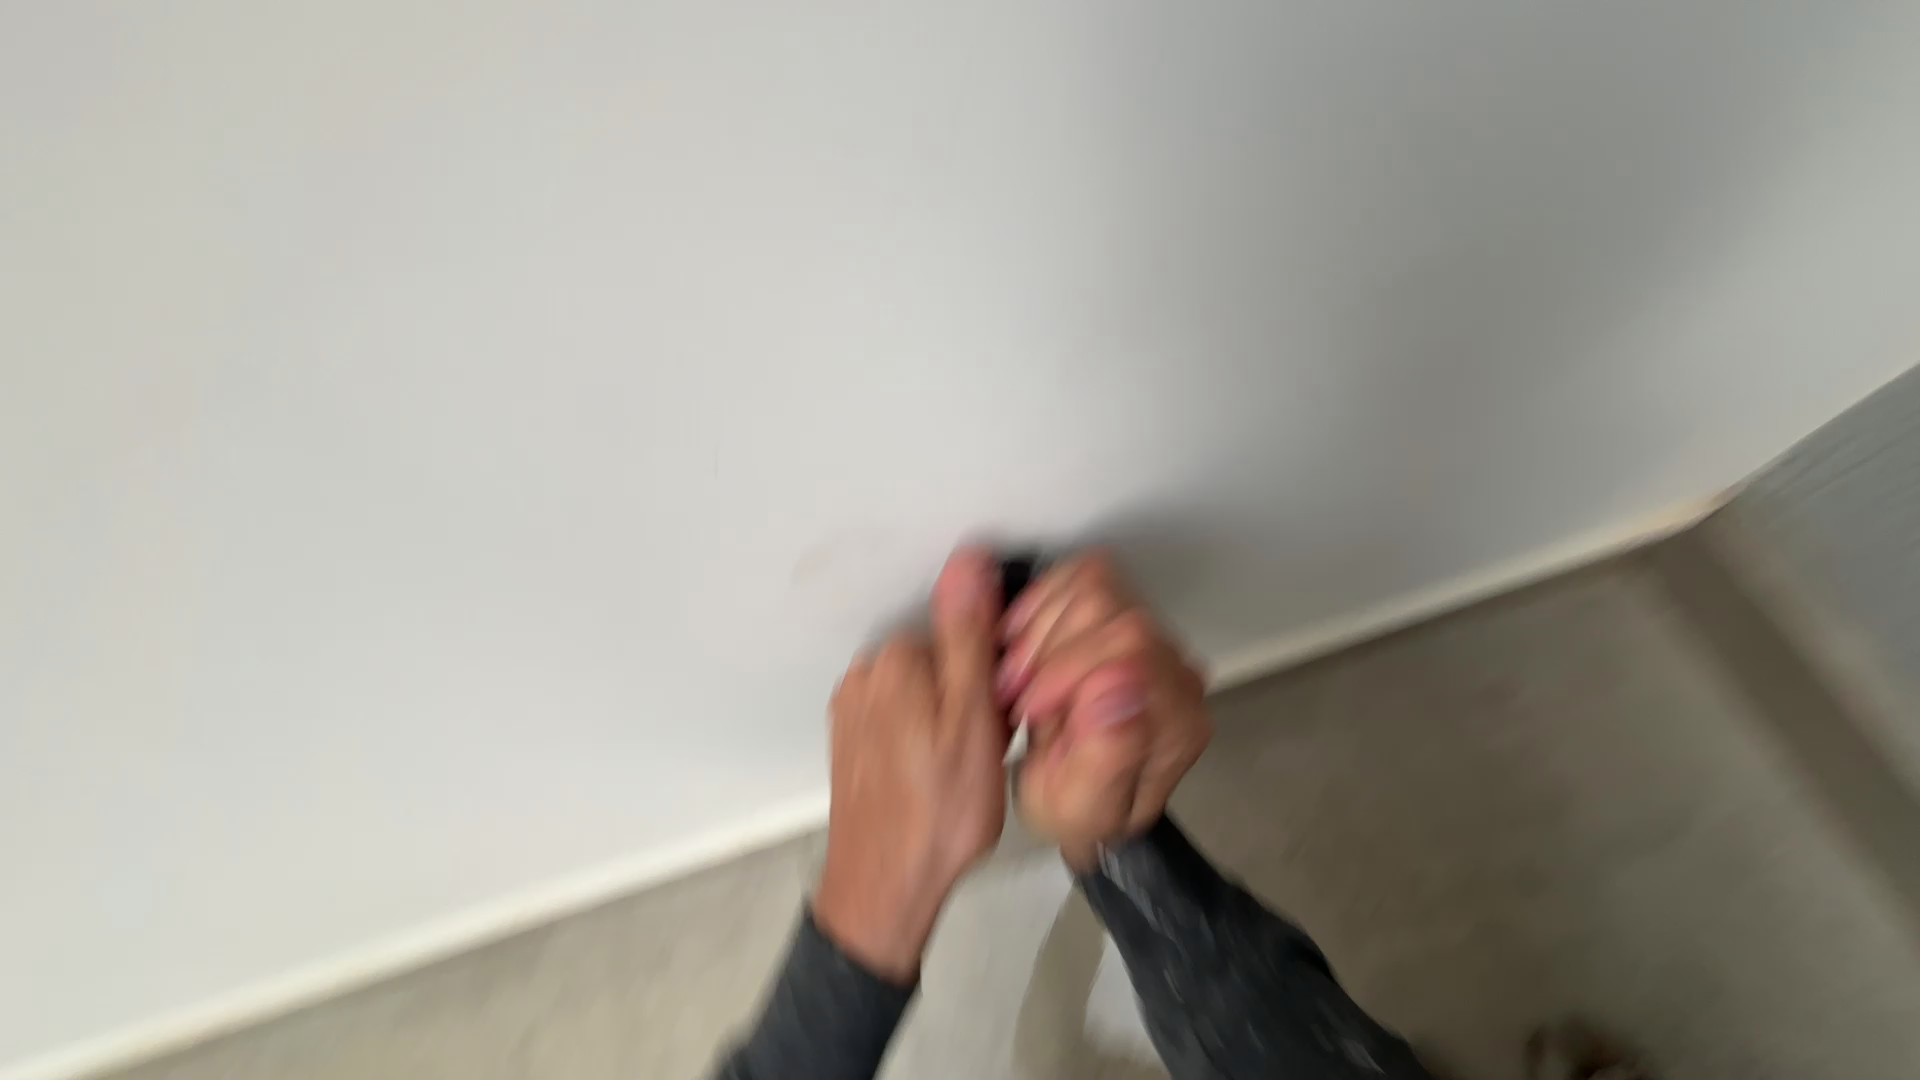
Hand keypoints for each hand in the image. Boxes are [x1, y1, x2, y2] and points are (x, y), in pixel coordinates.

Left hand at [812, 547, 1010, 983]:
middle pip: (939, 659)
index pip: (963, 634)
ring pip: (919, 688)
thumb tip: (969, 561)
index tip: (1000, 715)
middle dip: (966, 691)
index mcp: (898, 658)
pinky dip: (917, 733)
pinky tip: (928, 772)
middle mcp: (865, 672)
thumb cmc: (941, 808)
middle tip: (980, 746)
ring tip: (954, 766)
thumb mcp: (974, 719)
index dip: (992, 674)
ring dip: (942, 713)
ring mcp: (852, 706)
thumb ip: (970, 637)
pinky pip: (897, 714)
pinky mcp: (848, 736)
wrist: (884, 887)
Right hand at [997, 551, 1210, 869]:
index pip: (1134, 647)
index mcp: (1176, 719)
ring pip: (1094, 584)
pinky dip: (1040, 603)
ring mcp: (1149, 636)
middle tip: (1016, 693)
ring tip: (1019, 676)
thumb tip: (1120, 688)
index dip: (1067, 667)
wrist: (1073, 795)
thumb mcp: (1080, 811)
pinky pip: (1082, 575)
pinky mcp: (1121, 613)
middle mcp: (1172, 671)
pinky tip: (1023, 642)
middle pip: (1113, 609)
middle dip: (1047, 649)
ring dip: (1039, 628)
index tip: (1030, 705)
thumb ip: (1106, 759)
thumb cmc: (1077, 808)